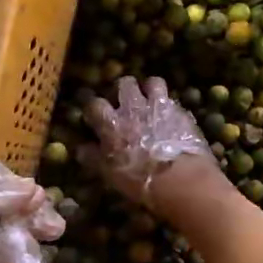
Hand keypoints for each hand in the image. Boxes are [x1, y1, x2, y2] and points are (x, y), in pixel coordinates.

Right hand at [81, 76, 211, 204]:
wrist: (180, 178)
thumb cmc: (139, 179)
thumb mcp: (110, 173)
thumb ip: (94, 157)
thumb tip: (81, 149)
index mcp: (111, 123)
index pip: (94, 104)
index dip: (94, 109)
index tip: (95, 117)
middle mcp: (133, 108)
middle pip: (124, 84)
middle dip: (122, 90)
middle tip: (124, 104)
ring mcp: (159, 106)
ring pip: (152, 82)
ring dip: (149, 90)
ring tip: (149, 103)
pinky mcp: (180, 112)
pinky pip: (172, 100)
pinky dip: (168, 105)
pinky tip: (169, 118)